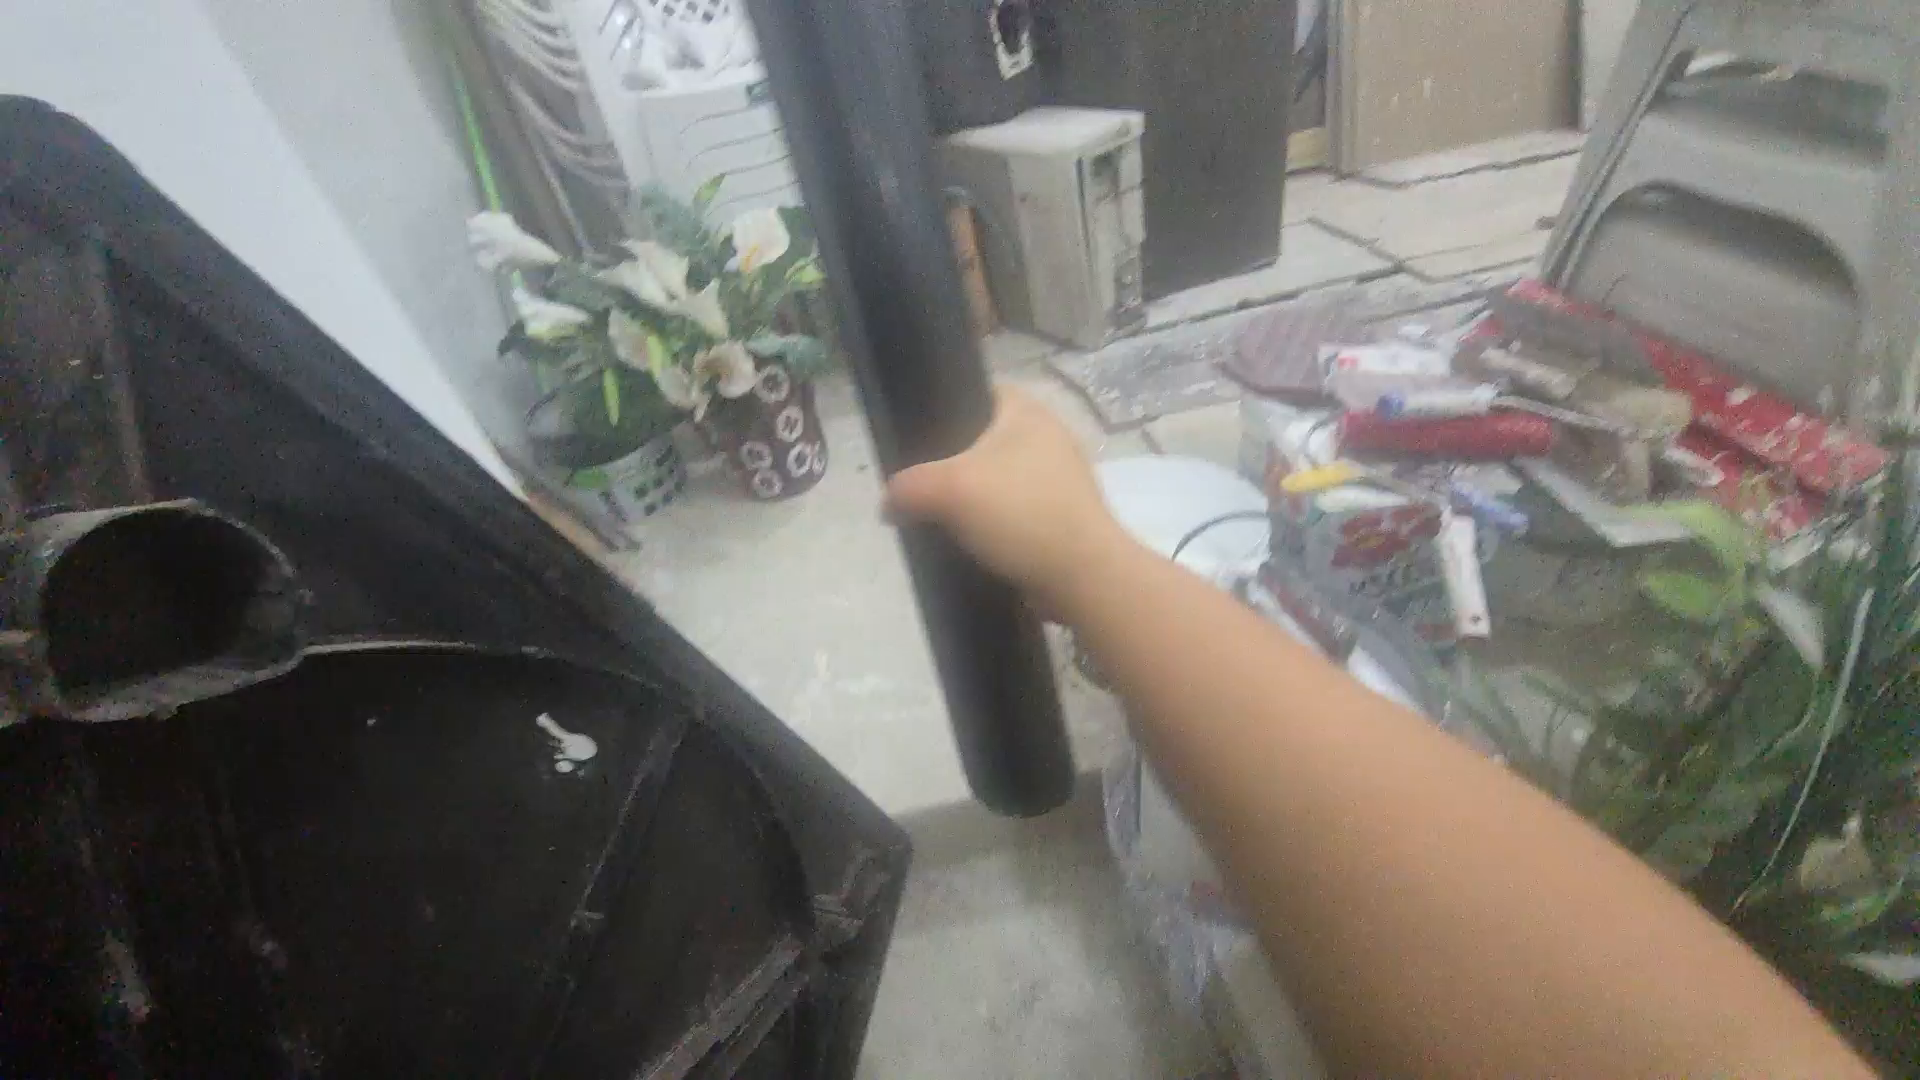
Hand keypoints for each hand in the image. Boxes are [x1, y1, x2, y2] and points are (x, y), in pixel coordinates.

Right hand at [886, 386, 1132, 609]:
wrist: (1083, 576)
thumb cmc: (1021, 513)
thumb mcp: (950, 490)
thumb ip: (908, 488)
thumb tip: (886, 504)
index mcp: (1028, 411)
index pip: (979, 391)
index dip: (945, 408)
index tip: (916, 439)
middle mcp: (1049, 437)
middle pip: (984, 440)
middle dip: (953, 464)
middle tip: (920, 486)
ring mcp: (1060, 480)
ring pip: (1000, 481)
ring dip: (973, 501)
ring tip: (939, 519)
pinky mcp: (1063, 518)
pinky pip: (1016, 514)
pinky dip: (995, 527)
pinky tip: (971, 545)